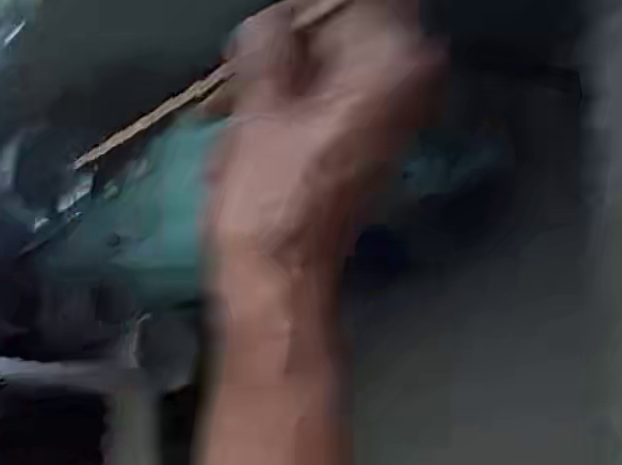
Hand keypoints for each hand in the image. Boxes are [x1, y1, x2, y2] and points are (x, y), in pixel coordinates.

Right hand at [207, 0, 440, 307]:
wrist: (274, 280)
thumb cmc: (262, 204)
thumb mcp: (255, 122)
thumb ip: (263, 59)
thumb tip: (260, 23)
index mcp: (391, 60)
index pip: (351, 2)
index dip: (291, 18)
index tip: (239, 51)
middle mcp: (404, 80)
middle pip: (338, 41)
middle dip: (272, 65)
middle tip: (218, 98)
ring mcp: (382, 119)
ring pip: (320, 83)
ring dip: (264, 101)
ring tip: (220, 137)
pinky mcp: (355, 152)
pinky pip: (318, 117)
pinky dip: (276, 127)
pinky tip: (237, 157)